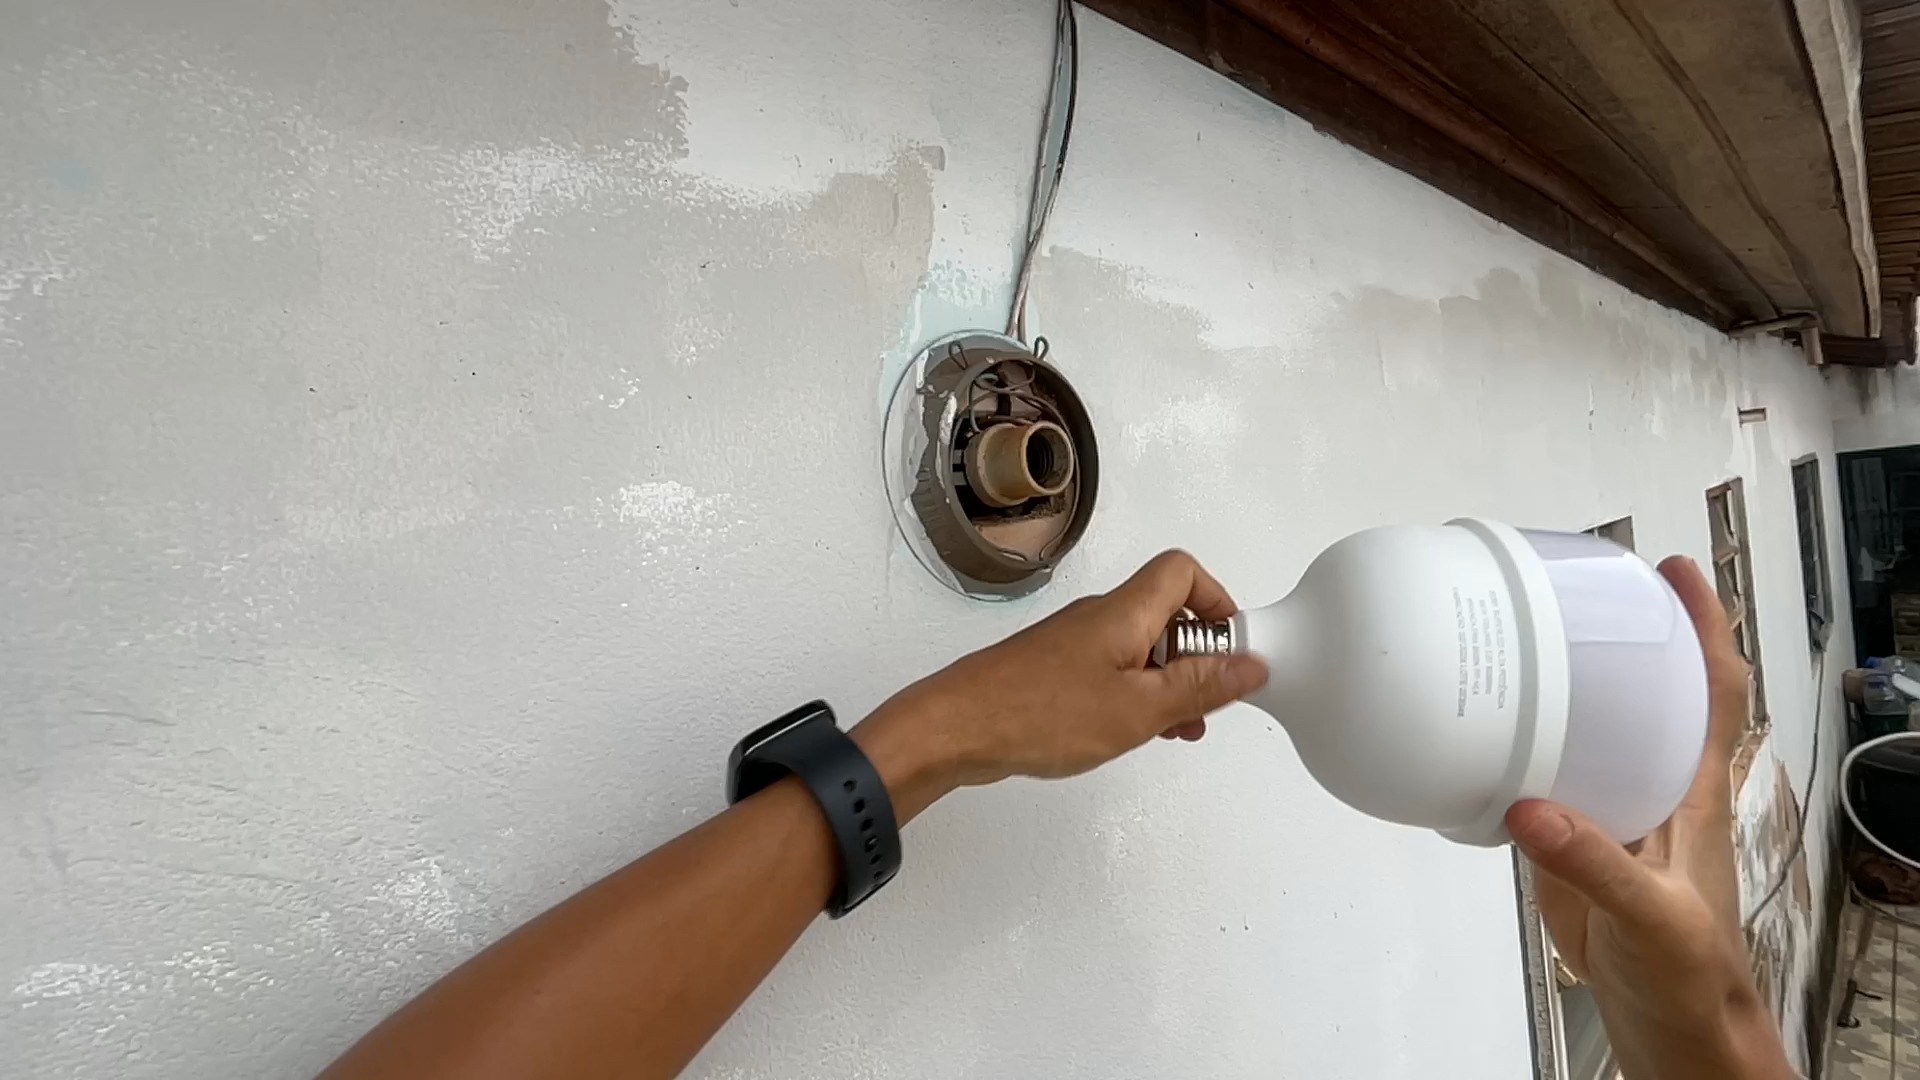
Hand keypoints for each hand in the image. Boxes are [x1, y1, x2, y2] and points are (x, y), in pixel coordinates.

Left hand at [852, 551, 1268, 812]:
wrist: (958, 726)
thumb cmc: (1048, 713)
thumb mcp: (1139, 709)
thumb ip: (1198, 686)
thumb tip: (1252, 663)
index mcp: (1124, 611)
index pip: (1182, 571)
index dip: (1217, 601)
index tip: (1231, 652)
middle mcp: (1100, 617)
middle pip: (1166, 612)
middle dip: (1198, 654)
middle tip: (1208, 706)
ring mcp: (1074, 642)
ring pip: (1139, 647)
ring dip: (1169, 682)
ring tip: (1179, 731)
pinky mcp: (1055, 668)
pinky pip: (1111, 670)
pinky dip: (1135, 694)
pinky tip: (1136, 732)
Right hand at [1504, 556, 1791, 1078]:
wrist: (1663, 1016)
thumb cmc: (1686, 971)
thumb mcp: (1655, 916)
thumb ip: (1595, 862)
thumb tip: (1527, 807)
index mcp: (1688, 790)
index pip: (1711, 693)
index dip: (1701, 630)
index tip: (1667, 574)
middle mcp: (1648, 782)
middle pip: (1642, 691)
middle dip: (1616, 635)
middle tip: (1562, 591)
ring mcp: (1603, 802)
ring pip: (1584, 723)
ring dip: (1555, 681)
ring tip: (1502, 641)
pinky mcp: (1561, 826)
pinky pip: (1534, 764)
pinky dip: (1508, 735)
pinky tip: (1470, 727)